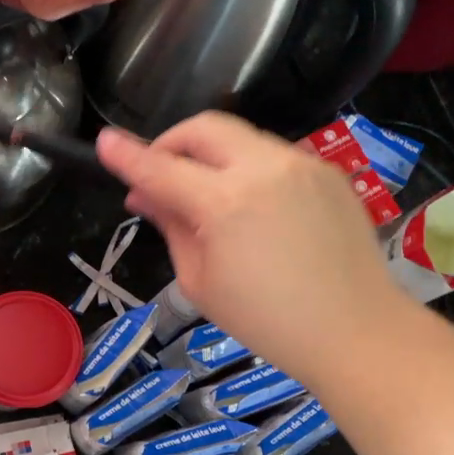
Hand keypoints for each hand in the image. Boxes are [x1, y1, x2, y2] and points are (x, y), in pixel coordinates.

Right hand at [96, 113, 407, 377]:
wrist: (351, 326)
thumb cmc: (262, 318)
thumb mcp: (198, 280)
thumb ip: (172, 227)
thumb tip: (146, 197)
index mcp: (225, 202)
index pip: (161, 168)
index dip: (127, 155)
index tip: (102, 141)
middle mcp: (265, 167)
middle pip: (205, 128)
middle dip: (171, 142)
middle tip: (154, 173)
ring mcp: (302, 164)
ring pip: (240, 140)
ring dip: (209, 157)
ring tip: (199, 198)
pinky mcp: (327, 172)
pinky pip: (272, 157)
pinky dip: (244, 170)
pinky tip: (245, 210)